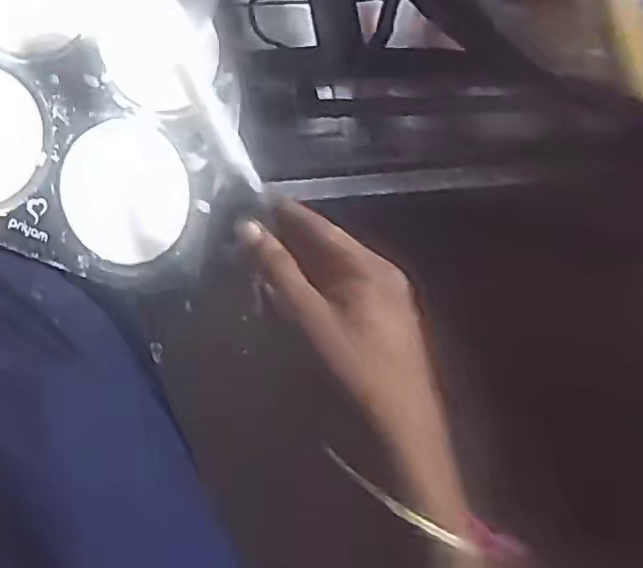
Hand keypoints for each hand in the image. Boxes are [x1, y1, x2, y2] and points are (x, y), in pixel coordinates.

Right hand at [242, 202, 484, 559]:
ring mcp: (380, 299)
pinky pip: (333, 287)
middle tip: (240, 230)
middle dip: (280, 236)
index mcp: (368, 266)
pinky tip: (280, 289)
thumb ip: (276, 268)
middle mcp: (378, 274)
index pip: (315, 222)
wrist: (403, 443)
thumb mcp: (308, 318)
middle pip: (321, 243)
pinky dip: (305, 283)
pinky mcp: (375, 323)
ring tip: (251, 255)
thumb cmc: (354, 374)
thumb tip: (246, 224)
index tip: (242, 199)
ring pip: (325, 266)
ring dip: (290, 261)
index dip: (277, 210)